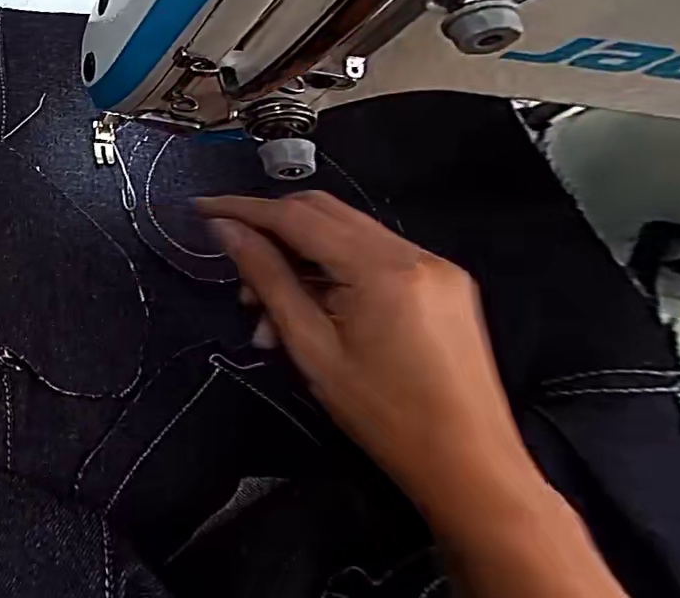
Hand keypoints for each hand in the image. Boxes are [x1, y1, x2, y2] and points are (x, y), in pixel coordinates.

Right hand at [195, 193, 532, 507]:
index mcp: (382, 269)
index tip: (206, 208)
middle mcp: (412, 253)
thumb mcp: (312, 348)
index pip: (296, 216)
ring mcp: (431, 264)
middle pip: (320, 212)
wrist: (473, 471)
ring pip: (343, 231)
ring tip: (268, 304)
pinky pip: (370, 252)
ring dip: (298, 254)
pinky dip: (331, 267)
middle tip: (235, 260)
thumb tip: (227, 231)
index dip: (243, 208)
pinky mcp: (440, 279)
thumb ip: (266, 277)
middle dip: (270, 230)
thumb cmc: (390, 420)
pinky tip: (309, 303)